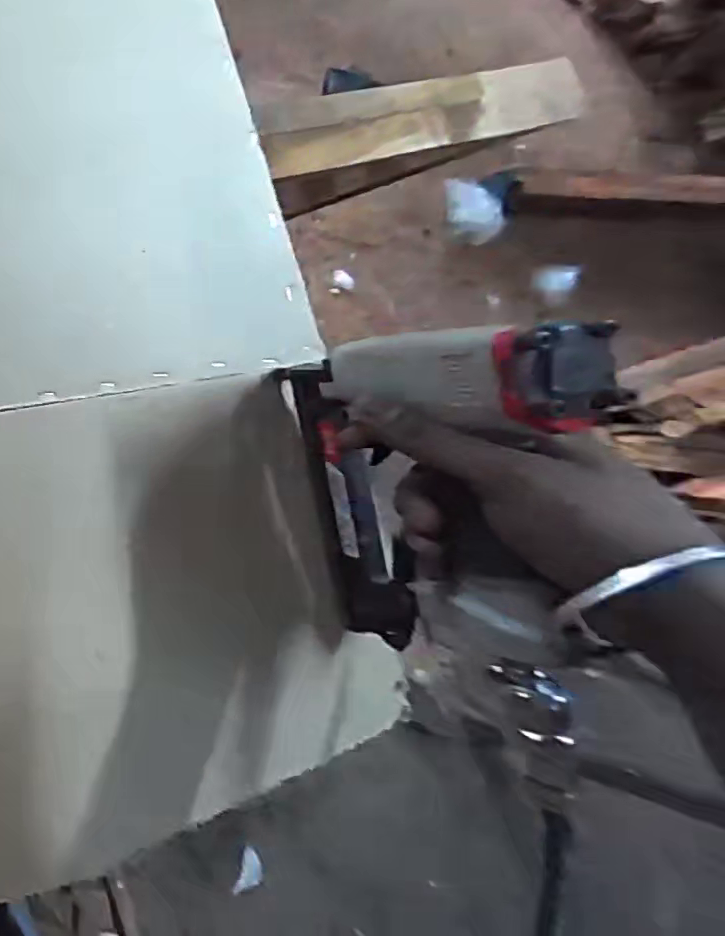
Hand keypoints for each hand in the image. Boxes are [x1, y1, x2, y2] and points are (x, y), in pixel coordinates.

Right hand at [348, 399, 717, 592]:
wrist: (657, 601)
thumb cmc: (587, 521)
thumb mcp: (505, 475)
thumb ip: (431, 439)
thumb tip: (363, 401)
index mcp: (524, 434)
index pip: (439, 414)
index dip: (389, 423)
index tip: (344, 439)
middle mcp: (513, 463)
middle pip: (431, 463)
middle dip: (414, 494)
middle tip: (417, 520)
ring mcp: (511, 502)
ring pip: (435, 500)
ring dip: (421, 522)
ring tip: (433, 547)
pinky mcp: (505, 536)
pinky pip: (450, 529)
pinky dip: (437, 544)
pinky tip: (440, 560)